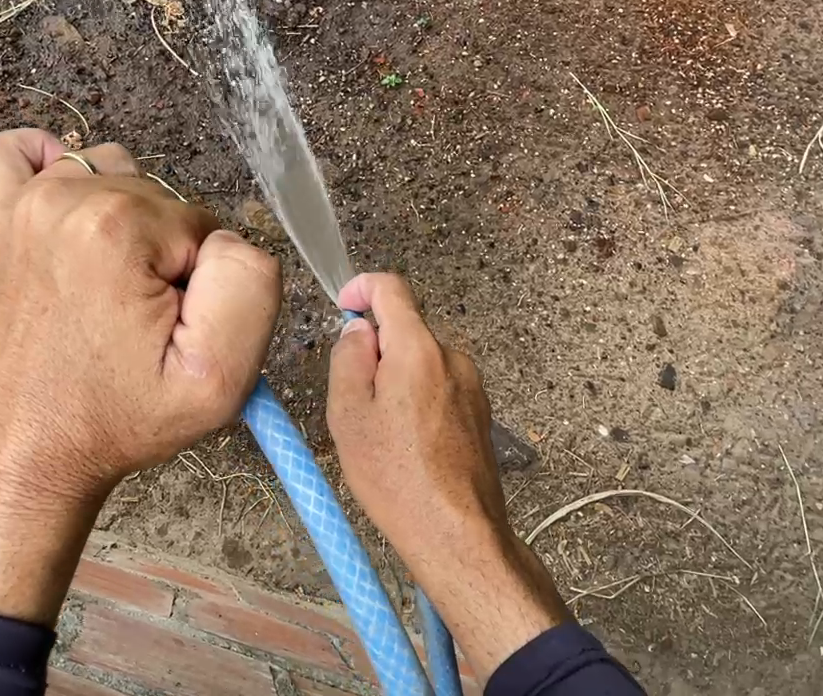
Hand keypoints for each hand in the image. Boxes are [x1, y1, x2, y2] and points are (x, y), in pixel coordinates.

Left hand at [0, 129, 280, 623]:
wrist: (25, 452)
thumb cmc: (116, 420)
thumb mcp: (218, 379)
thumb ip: (251, 283)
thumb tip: (223, 239)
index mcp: (118, 227)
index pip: (203, 226)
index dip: (200, 281)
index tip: (167, 329)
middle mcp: (66, 196)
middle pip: (161, 198)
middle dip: (165, 254)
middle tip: (137, 318)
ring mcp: (26, 202)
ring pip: (114, 173)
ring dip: (125, 219)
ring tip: (107, 282)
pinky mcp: (0, 217)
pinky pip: (11, 153)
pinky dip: (42, 164)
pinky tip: (64, 211)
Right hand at [328, 273, 567, 680]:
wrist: (457, 535)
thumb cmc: (396, 477)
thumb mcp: (348, 413)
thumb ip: (348, 357)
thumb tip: (359, 331)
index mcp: (418, 349)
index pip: (392, 288)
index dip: (361, 287)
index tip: (344, 305)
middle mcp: (451, 357)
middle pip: (405, 328)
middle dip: (375, 348)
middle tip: (353, 397)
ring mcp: (471, 385)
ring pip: (420, 360)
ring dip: (395, 376)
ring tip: (381, 430)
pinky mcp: (479, 411)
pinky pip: (437, 384)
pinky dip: (415, 397)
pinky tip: (406, 442)